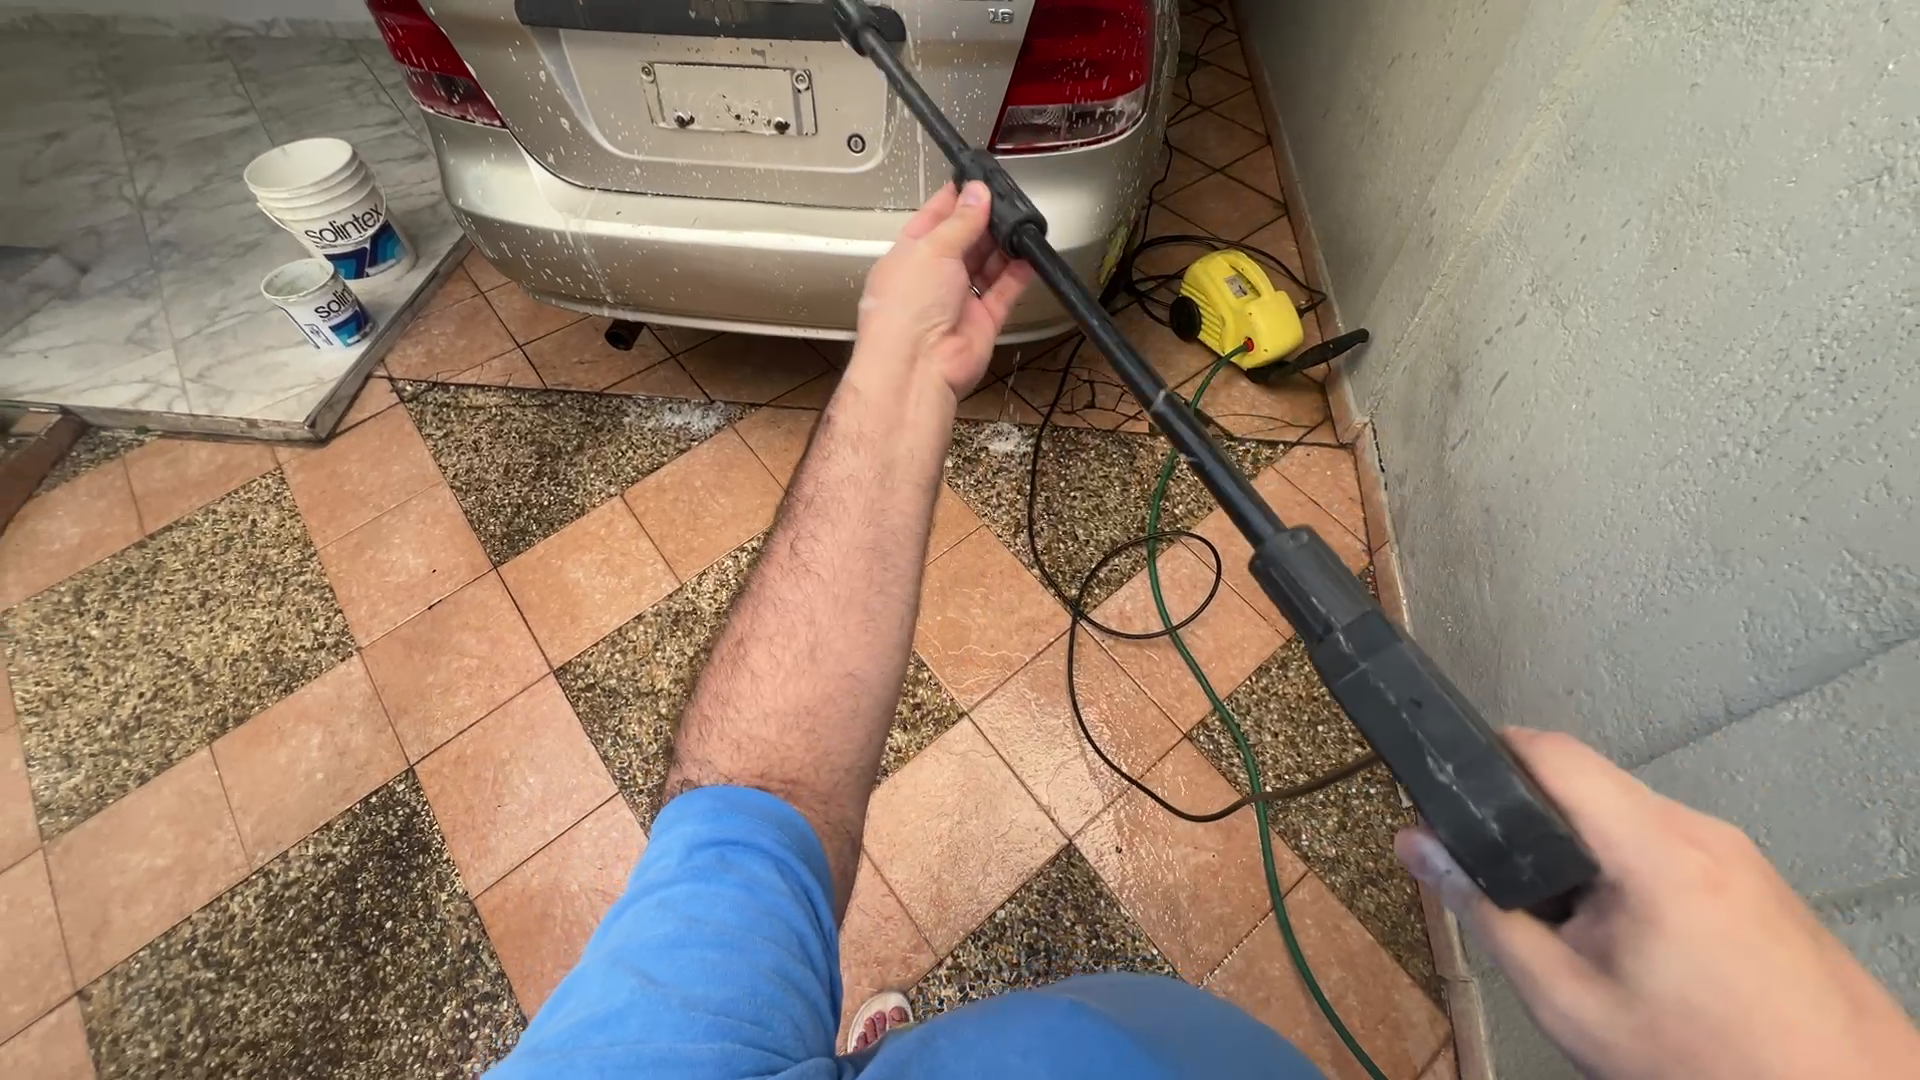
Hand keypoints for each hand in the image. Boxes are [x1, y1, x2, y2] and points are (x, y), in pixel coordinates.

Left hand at [853, 181, 1035, 400]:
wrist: (917, 369)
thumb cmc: (904, 313)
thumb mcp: (931, 249)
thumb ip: (959, 221)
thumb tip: (976, 195)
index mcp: (909, 257)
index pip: (934, 219)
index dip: (956, 199)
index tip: (977, 182)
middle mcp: (933, 280)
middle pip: (965, 241)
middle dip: (985, 222)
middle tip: (1007, 203)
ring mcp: (958, 302)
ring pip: (987, 266)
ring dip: (1004, 247)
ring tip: (1021, 227)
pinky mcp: (981, 323)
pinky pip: (1003, 293)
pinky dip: (1017, 275)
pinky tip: (1030, 256)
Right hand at [1397, 729, 1919, 1079]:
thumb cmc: (1700, 1062)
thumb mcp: (1566, 997)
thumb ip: (1483, 911)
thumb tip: (1412, 843)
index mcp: (1654, 850)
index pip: (1555, 752)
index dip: (1490, 747)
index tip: (1447, 775)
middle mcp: (1701, 832)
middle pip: (1585, 779)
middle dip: (1524, 807)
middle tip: (1488, 859)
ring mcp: (1739, 853)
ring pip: (1622, 809)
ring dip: (1571, 835)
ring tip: (1550, 903)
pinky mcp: (1758, 878)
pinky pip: (1663, 837)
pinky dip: (1617, 857)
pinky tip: (1613, 921)